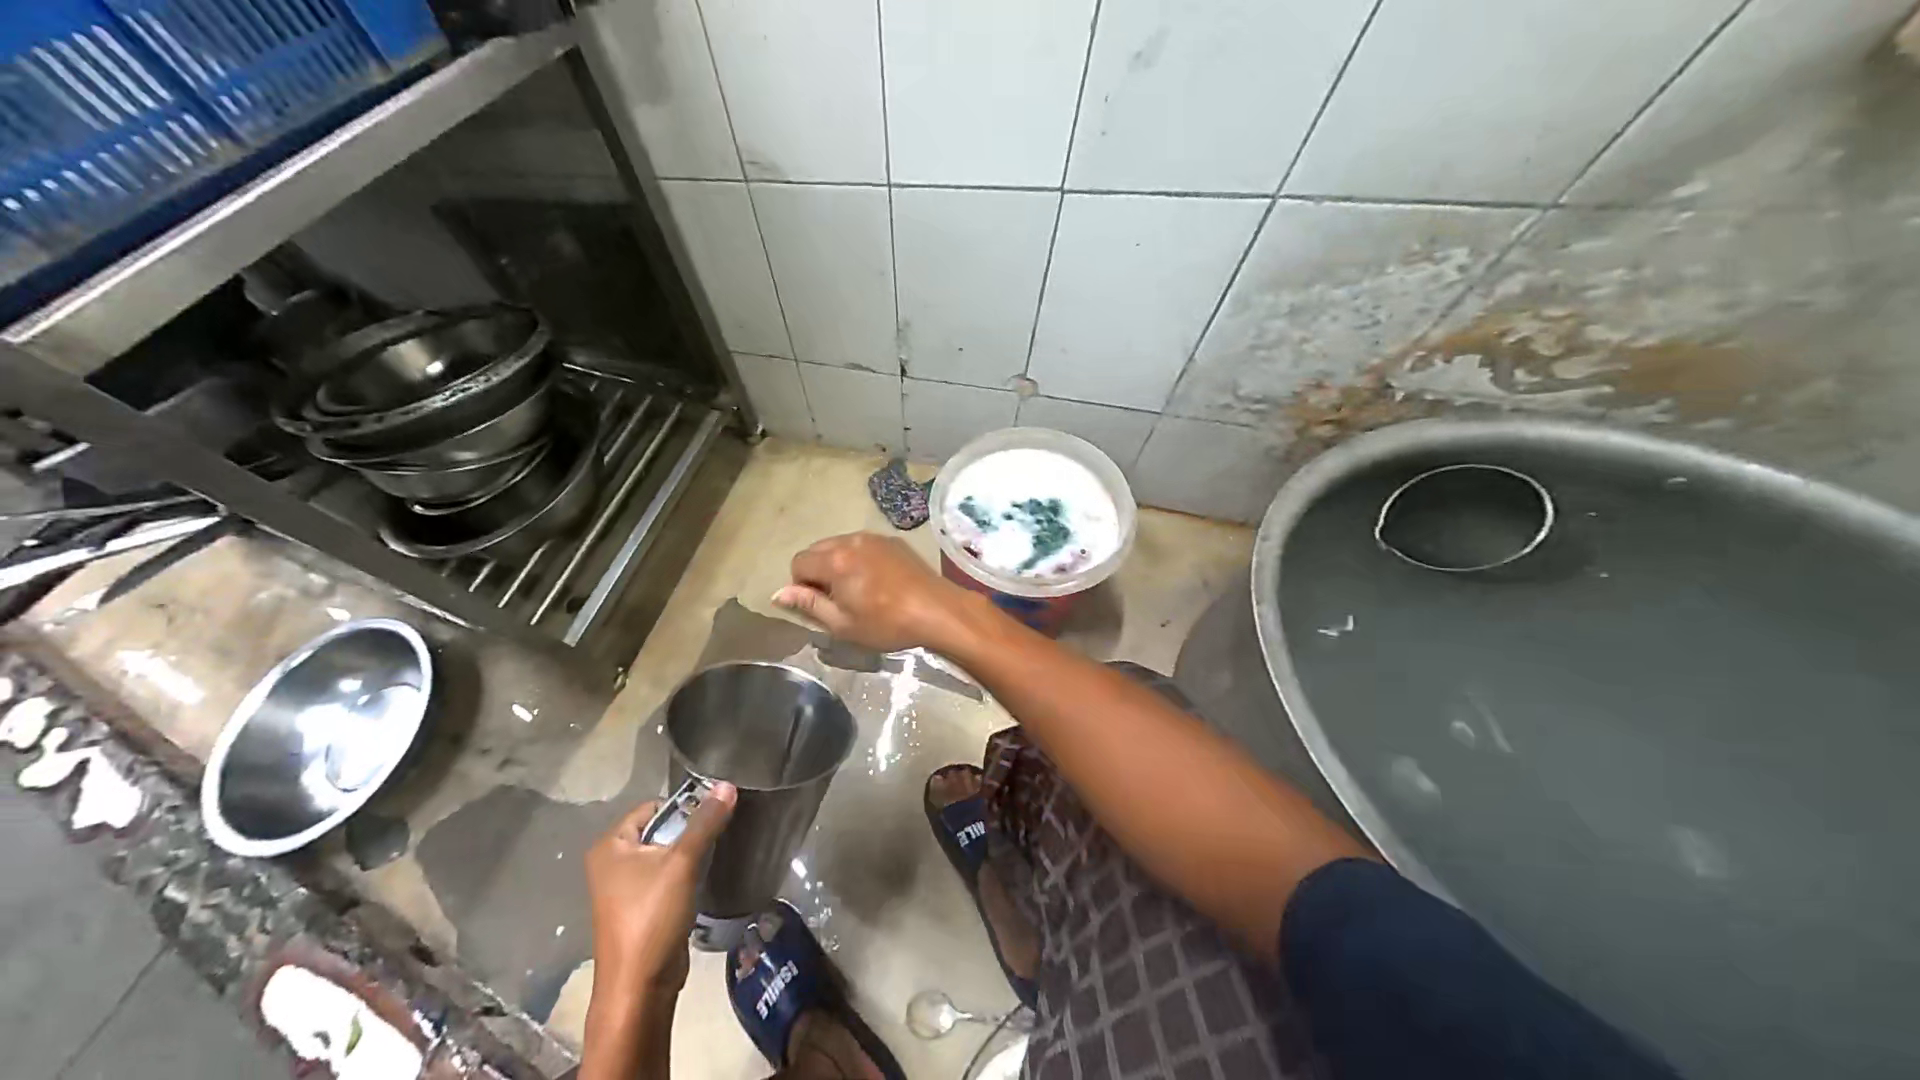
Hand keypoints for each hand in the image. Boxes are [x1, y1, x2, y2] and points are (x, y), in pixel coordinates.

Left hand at [584, 783, 736, 995]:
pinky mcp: (639, 909)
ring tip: (716, 852)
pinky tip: (704, 879)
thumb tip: (727, 785)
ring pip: (664, 855)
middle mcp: (611, 864)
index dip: (683, 806)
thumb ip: (705, 822)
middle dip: (688, 829)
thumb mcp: (682, 862)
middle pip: (659, 830)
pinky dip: (684, 875)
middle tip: (719, 830)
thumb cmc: (652, 916)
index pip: (652, 807)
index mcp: (610, 846)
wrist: (639, 987)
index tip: (713, 812)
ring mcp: (623, 889)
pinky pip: (665, 878)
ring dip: (689, 853)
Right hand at [773, 532, 986, 652]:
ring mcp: (874, 537)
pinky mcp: (893, 541)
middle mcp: (851, 540)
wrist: (937, 610)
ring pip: (840, 545)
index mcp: (834, 560)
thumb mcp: (842, 624)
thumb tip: (779, 594)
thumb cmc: (887, 623)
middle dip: (818, 572)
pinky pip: (863, 545)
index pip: (798, 562)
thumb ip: (809, 605)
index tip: (820, 604)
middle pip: (817, 550)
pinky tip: (878, 581)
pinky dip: (859, 559)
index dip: (802, 585)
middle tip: (838, 599)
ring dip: (838, 564)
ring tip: (859, 590)